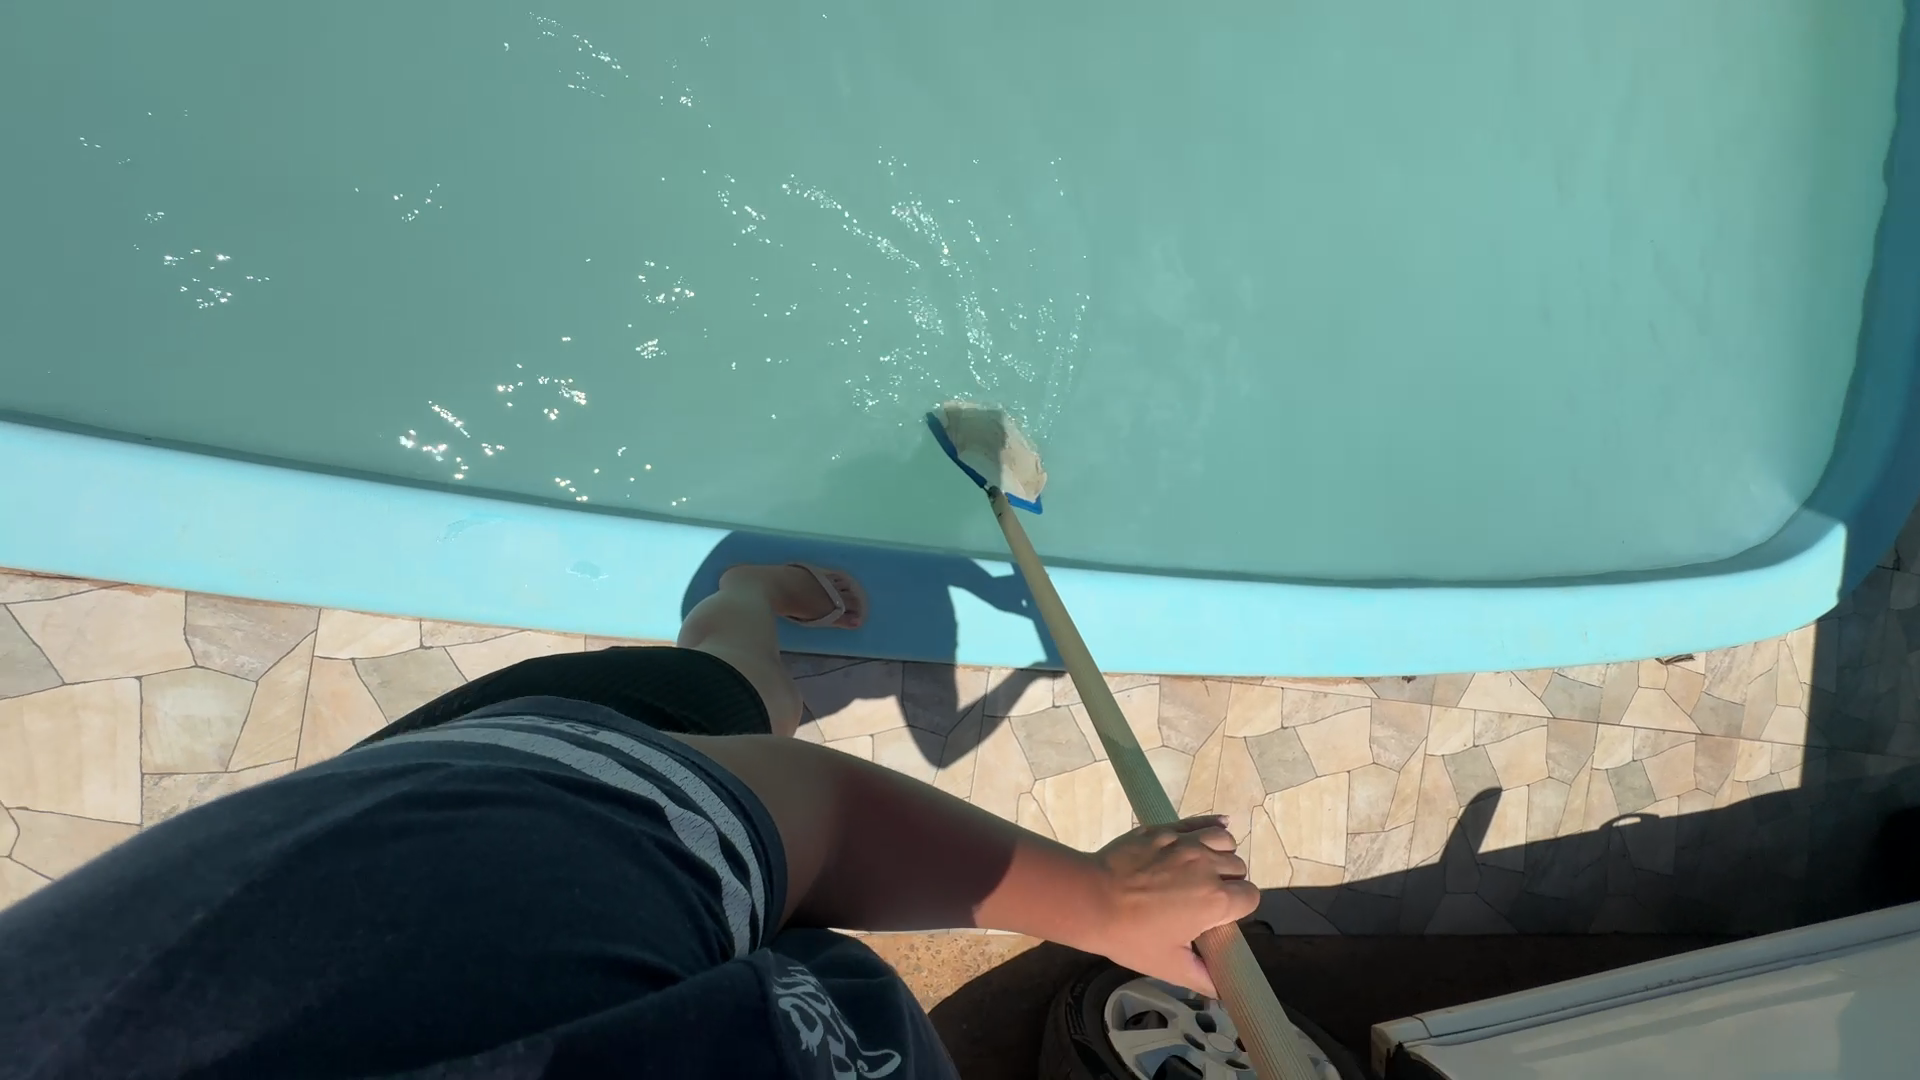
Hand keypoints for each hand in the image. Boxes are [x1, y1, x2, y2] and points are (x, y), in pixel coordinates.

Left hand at [1085, 815, 1257, 996]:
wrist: (1092, 898)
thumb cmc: (1132, 936)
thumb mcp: (1171, 967)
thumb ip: (1203, 978)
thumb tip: (1221, 991)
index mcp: (1215, 900)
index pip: (1250, 897)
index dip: (1240, 907)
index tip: (1222, 916)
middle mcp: (1206, 866)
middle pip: (1237, 867)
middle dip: (1230, 881)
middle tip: (1208, 895)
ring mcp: (1184, 843)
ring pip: (1223, 840)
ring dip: (1222, 853)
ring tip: (1207, 866)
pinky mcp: (1163, 830)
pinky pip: (1198, 822)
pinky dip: (1212, 824)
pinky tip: (1219, 826)